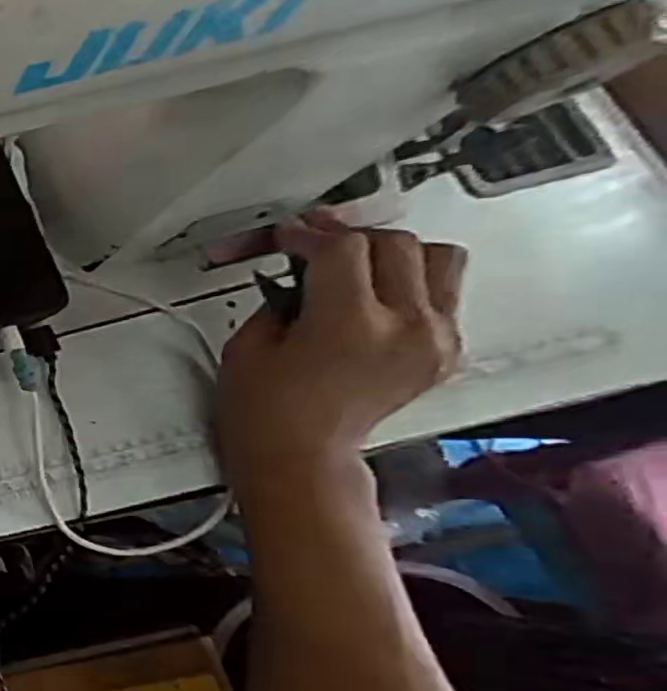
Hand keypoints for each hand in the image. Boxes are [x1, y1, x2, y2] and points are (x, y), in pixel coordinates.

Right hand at [218, 220, 464, 497]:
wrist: (298, 457)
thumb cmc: (262, 413)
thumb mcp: (246, 348)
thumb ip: (279, 302)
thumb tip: (300, 277)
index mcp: (348, 324)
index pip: (342, 249)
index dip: (310, 234)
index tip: (289, 234)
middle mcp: (405, 326)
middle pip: (395, 245)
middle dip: (349, 238)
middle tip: (315, 243)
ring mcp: (434, 338)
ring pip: (438, 259)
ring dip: (394, 253)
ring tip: (357, 266)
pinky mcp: (444, 351)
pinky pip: (444, 294)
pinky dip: (411, 284)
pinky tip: (375, 297)